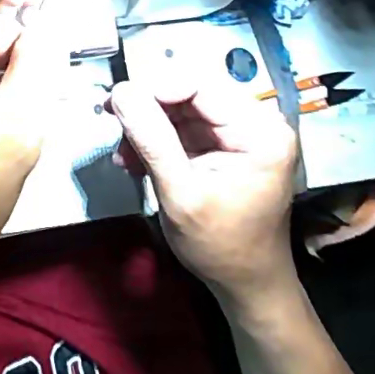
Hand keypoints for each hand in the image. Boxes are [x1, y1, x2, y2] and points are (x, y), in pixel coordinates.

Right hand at [109, 77, 300, 311]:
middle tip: (113, 118)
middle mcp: (257, 123)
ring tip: (123, 149)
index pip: (202, 87)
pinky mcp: (225, 146)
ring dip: (148, 126)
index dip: (156, 88)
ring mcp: (241, 134)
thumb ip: (152, 140)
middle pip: (191, 95)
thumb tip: (123, 92)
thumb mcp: (181, 194)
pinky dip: (158, 139)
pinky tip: (135, 157)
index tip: (118, 101)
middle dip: (148, 108)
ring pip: (183, 110)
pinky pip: (185, 128)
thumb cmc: (221, 247)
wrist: (245, 286)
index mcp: (261, 132)